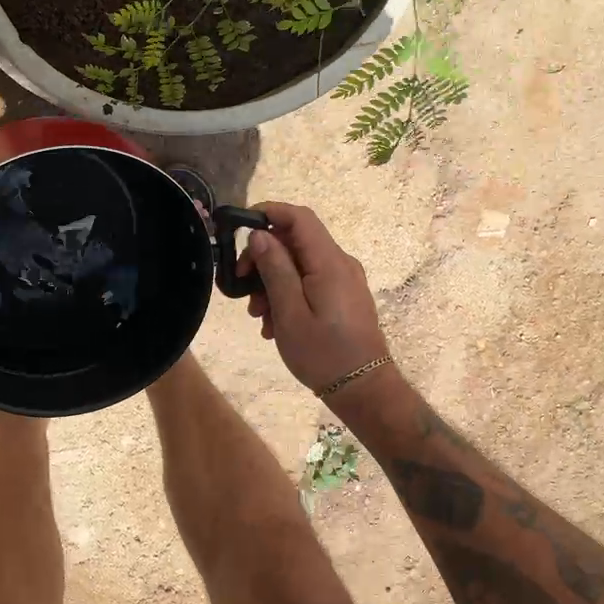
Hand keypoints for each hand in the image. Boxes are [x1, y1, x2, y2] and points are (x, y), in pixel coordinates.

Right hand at [238, 202, 389, 392]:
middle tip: (241, 283)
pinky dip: (287, 292)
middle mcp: (340, 264)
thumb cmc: (323, 353)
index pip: (299, 217)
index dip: (268, 212)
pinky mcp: (342, 296)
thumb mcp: (289, 313)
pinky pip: (309, 280)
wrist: (363, 391)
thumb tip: (260, 235)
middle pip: (295, 240)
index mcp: (329, 263)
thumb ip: (274, 269)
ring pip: (299, 263)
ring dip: (272, 280)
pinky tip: (273, 322)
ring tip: (256, 313)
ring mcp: (344, 280)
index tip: (239, 227)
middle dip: (263, 256)